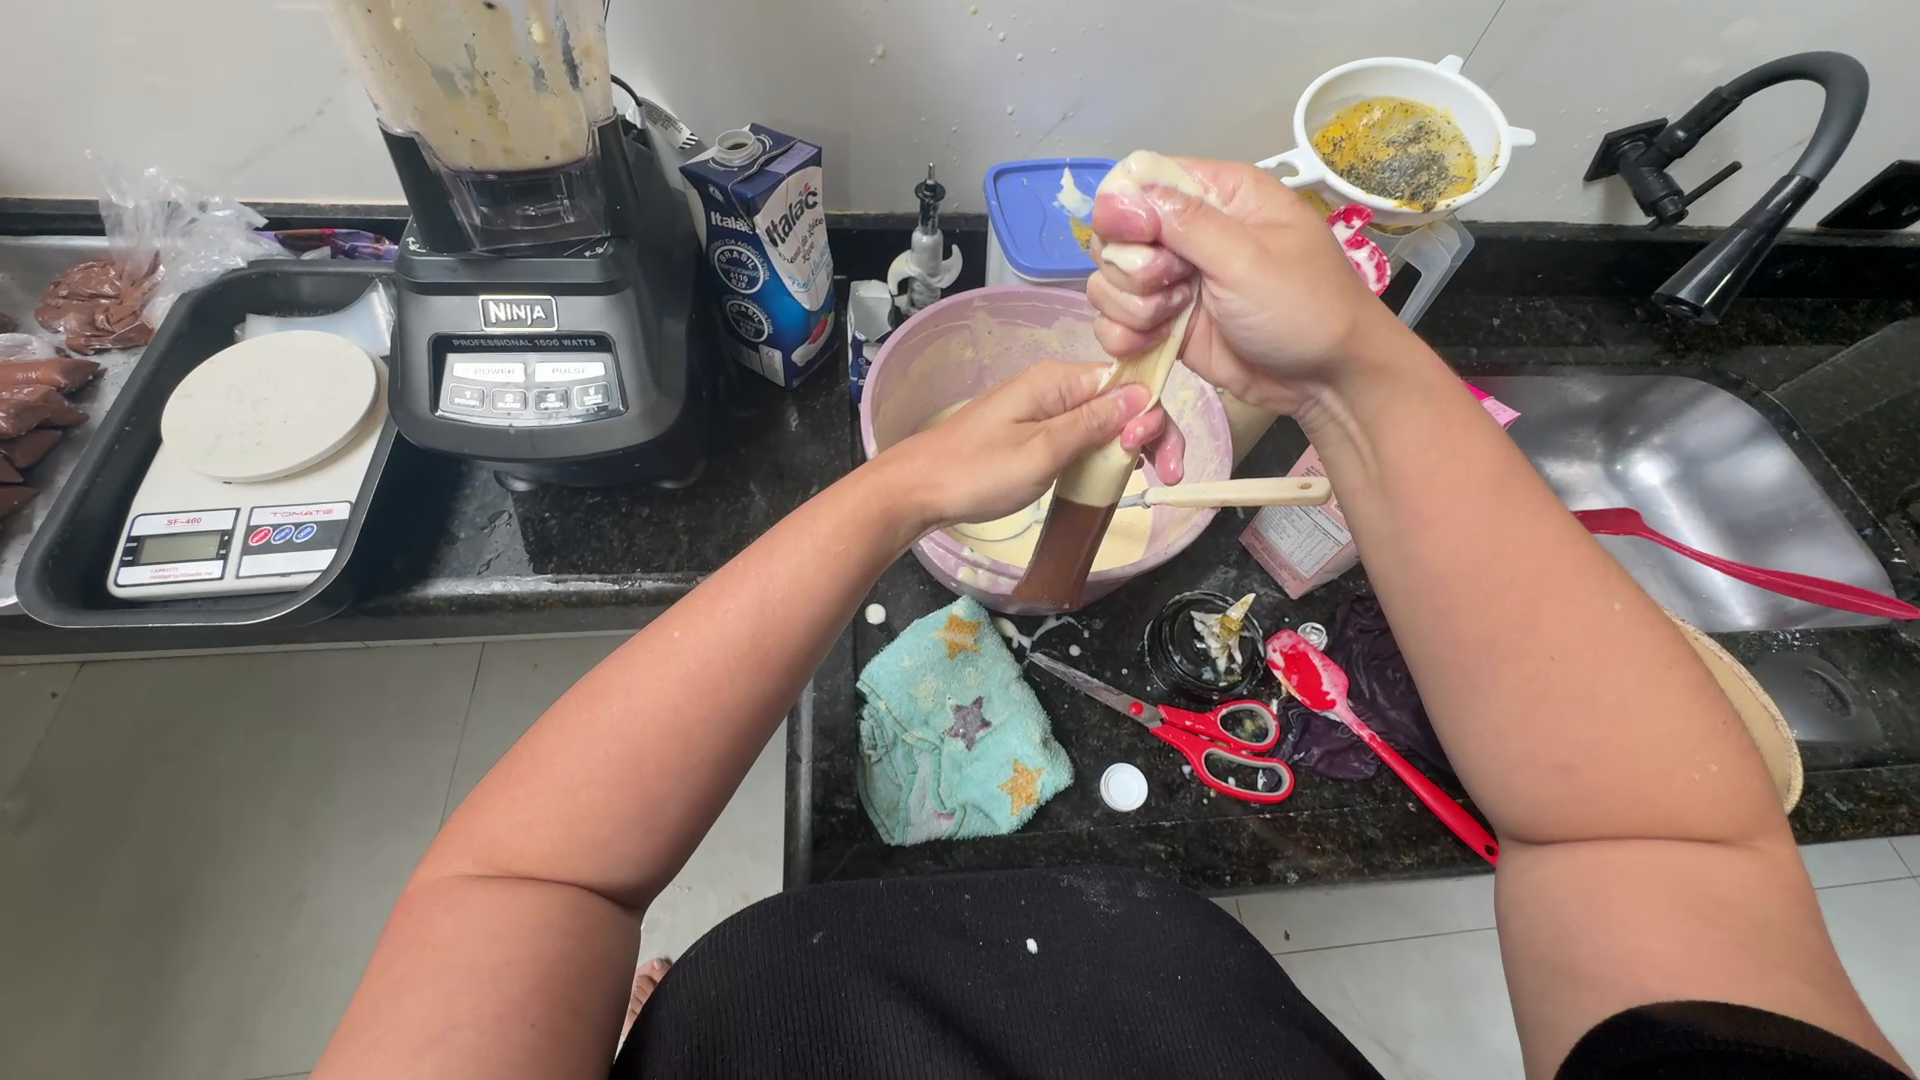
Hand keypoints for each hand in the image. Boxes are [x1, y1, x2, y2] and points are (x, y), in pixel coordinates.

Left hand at [876, 361, 1183, 529]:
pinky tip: (1112, 476)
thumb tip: (1142, 395)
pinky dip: (1100, 455)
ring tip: (1143, 480)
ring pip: (1102, 421)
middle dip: (1149, 434)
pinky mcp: (1032, 435)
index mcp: (1058, 382)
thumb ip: (1093, 424)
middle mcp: (1053, 389)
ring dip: (1128, 447)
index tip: (1160, 460)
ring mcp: (1041, 412)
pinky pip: (1079, 437)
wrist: (917, 490)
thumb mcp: (1042, 452)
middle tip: (1164, 476)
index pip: (1128, 384)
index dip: (1153, 417)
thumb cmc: (977, 473)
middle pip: (1120, 402)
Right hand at [1086, 157, 1404, 415]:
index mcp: (1216, 197)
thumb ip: (1186, 224)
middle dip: (1130, 269)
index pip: (1139, 182)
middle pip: (1114, 237)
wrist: (1322, 379)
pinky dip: (1125, 336)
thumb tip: (1122, 194)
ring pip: (1108, 284)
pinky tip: (1156, 342)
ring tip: (1174, 319)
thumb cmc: (1302, 307)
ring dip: (1129, 307)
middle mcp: (1185, 235)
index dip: (1125, 211)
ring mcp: (1170, 283)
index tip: (1141, 240)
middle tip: (1173, 285)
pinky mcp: (1161, 325)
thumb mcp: (1249, 258)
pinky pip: (1114, 324)